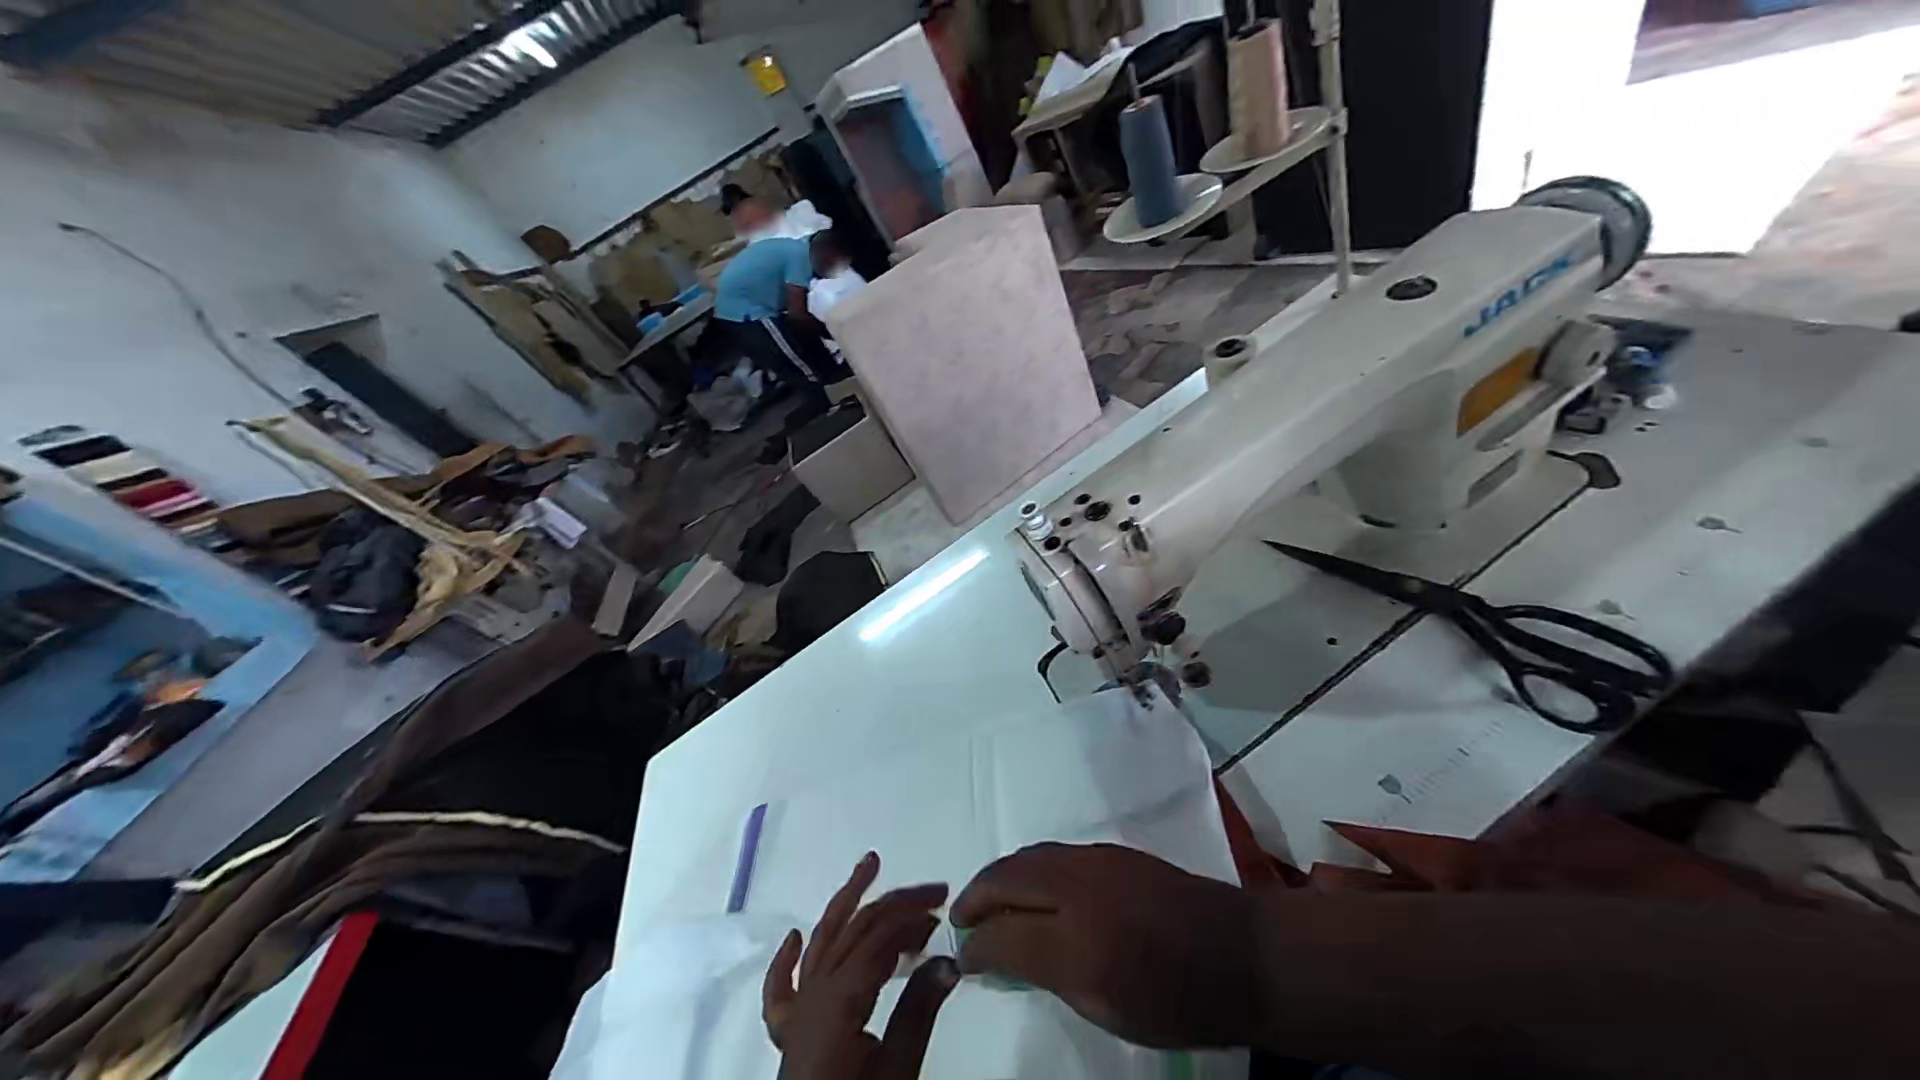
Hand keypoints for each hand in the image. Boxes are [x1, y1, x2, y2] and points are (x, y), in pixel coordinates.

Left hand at [763, 852, 959, 1079]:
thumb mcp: (899, 1071)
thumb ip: (918, 1011)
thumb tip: (948, 959)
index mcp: (840, 999)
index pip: (880, 939)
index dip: (913, 920)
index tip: (944, 916)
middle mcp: (814, 992)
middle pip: (856, 929)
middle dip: (895, 903)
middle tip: (934, 890)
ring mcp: (797, 1008)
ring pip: (822, 939)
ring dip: (845, 901)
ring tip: (868, 866)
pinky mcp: (788, 1029)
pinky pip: (782, 986)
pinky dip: (787, 958)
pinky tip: (795, 937)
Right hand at [951, 843, 1260, 1049]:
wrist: (1241, 953)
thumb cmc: (1176, 1000)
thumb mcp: (1107, 1008)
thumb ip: (1049, 976)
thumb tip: (1004, 957)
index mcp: (1077, 944)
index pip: (1002, 934)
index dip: (975, 946)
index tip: (963, 956)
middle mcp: (1079, 890)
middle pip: (1006, 879)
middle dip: (975, 897)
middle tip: (960, 919)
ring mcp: (1096, 861)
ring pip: (1027, 857)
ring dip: (998, 876)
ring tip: (985, 900)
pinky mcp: (1111, 850)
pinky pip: (1052, 852)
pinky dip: (1027, 866)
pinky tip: (1027, 884)